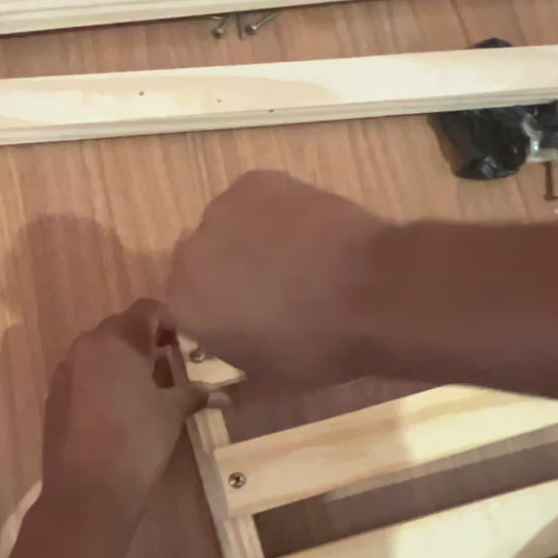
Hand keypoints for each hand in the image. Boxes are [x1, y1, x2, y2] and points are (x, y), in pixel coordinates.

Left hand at [40, 299, 207, 523]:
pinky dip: (104, 381)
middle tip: (170, 366)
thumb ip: (192, 393)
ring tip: (147, 390)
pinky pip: (84, 375)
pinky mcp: (54, 397)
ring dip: (124, 362)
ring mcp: (65, 371)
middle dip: (147, 342)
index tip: (185, 345)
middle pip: (121, 328)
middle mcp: (86, 346)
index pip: (146, 311)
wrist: (87, 490)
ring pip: (100, 352)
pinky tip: (120, 410)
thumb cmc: (137, 440)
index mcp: (117, 340)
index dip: (169, 322)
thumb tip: (219, 393)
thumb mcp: (171, 413)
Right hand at [167, 170, 392, 383]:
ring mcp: (220, 212)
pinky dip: (273, 212)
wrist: (372, 292)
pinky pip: (253, 200)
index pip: (184, 308)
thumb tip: (232, 343)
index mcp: (185, 307)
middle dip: (226, 274)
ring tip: (294, 256)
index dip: (216, 313)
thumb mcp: (267, 375)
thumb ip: (233, 354)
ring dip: (246, 240)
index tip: (243, 320)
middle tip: (270, 288)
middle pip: (199, 263)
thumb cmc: (318, 347)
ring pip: (225, 227)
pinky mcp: (255, 182)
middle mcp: (189, 256)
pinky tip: (305, 229)